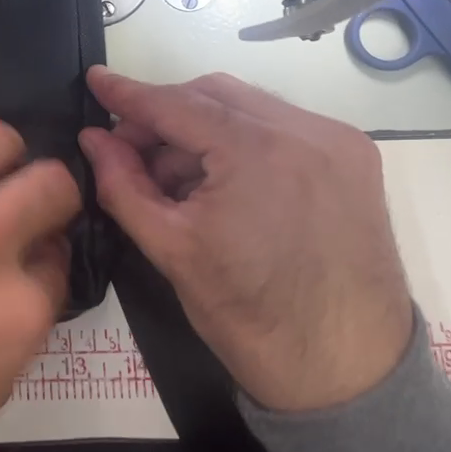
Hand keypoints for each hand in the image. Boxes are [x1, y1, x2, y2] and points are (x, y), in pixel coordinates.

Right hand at [80, 67, 412, 412]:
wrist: (346, 372)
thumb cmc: (249, 314)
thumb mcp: (170, 247)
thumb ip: (123, 182)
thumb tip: (93, 137)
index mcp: (259, 151)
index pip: (178, 104)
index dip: (129, 93)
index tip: (95, 79)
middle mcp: (306, 130)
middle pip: (214, 95)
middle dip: (165, 115)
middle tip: (128, 150)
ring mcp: (339, 142)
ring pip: (249, 107)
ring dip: (202, 129)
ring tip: (175, 178)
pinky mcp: (357, 160)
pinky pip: (282, 127)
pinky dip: (242, 141)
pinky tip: (221, 182)